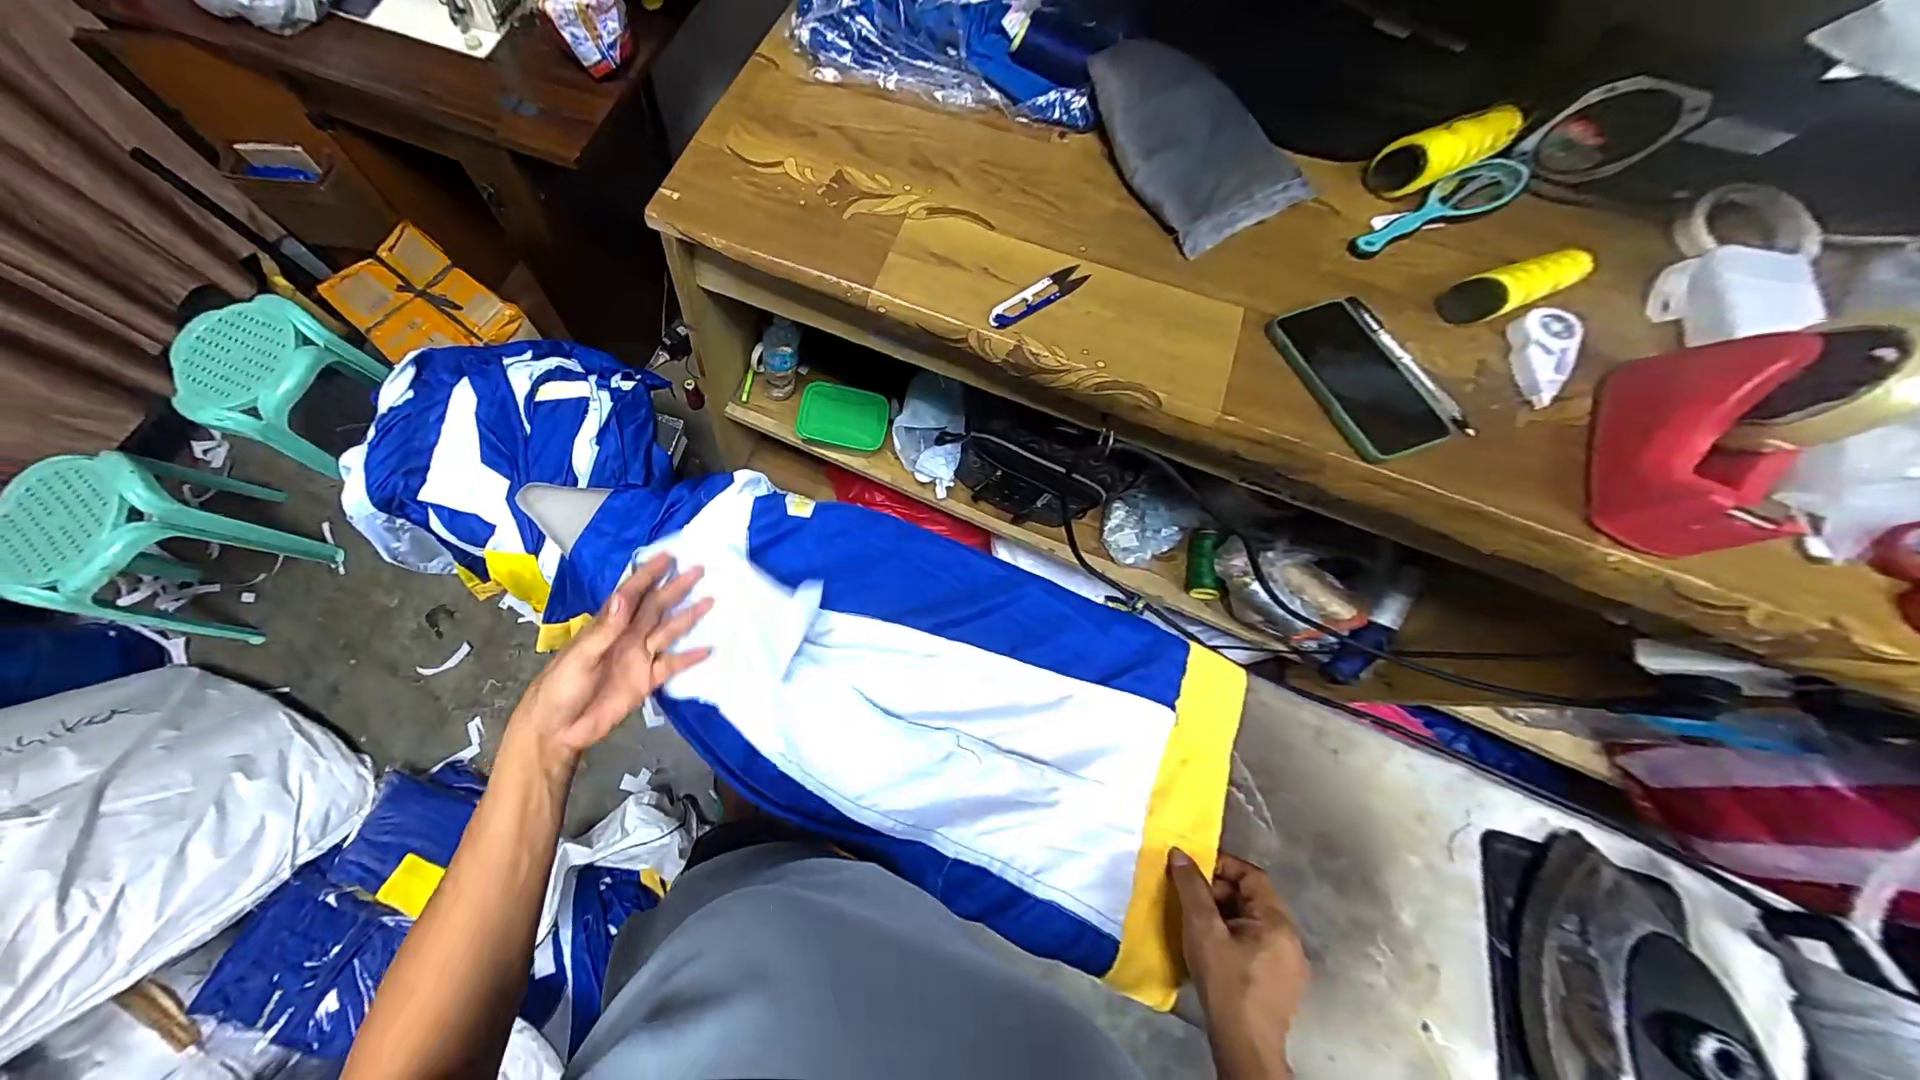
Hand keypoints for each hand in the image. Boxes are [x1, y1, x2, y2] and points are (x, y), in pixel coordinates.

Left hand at [505, 555, 712, 764]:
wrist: (557, 730)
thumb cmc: (559, 688)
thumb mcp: (580, 657)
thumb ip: (606, 629)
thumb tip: (625, 596)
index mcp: (608, 626)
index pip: (632, 594)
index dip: (648, 575)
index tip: (668, 557)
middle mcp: (627, 637)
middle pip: (656, 607)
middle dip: (675, 588)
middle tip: (698, 570)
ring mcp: (639, 658)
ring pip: (669, 631)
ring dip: (688, 617)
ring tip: (709, 601)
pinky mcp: (647, 680)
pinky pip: (673, 665)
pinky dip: (690, 658)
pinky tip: (707, 649)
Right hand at [1169, 849, 1308, 1079]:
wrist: (1245, 1045)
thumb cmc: (1225, 981)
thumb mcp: (1202, 928)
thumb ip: (1191, 887)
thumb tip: (1179, 853)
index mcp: (1278, 922)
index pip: (1252, 875)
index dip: (1222, 865)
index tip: (1194, 869)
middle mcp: (1291, 939)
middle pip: (1253, 899)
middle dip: (1219, 892)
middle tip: (1190, 898)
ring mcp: (1289, 965)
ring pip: (1253, 923)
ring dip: (1224, 915)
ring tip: (1195, 922)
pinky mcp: (1281, 984)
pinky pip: (1256, 945)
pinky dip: (1233, 937)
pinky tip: (1212, 949)